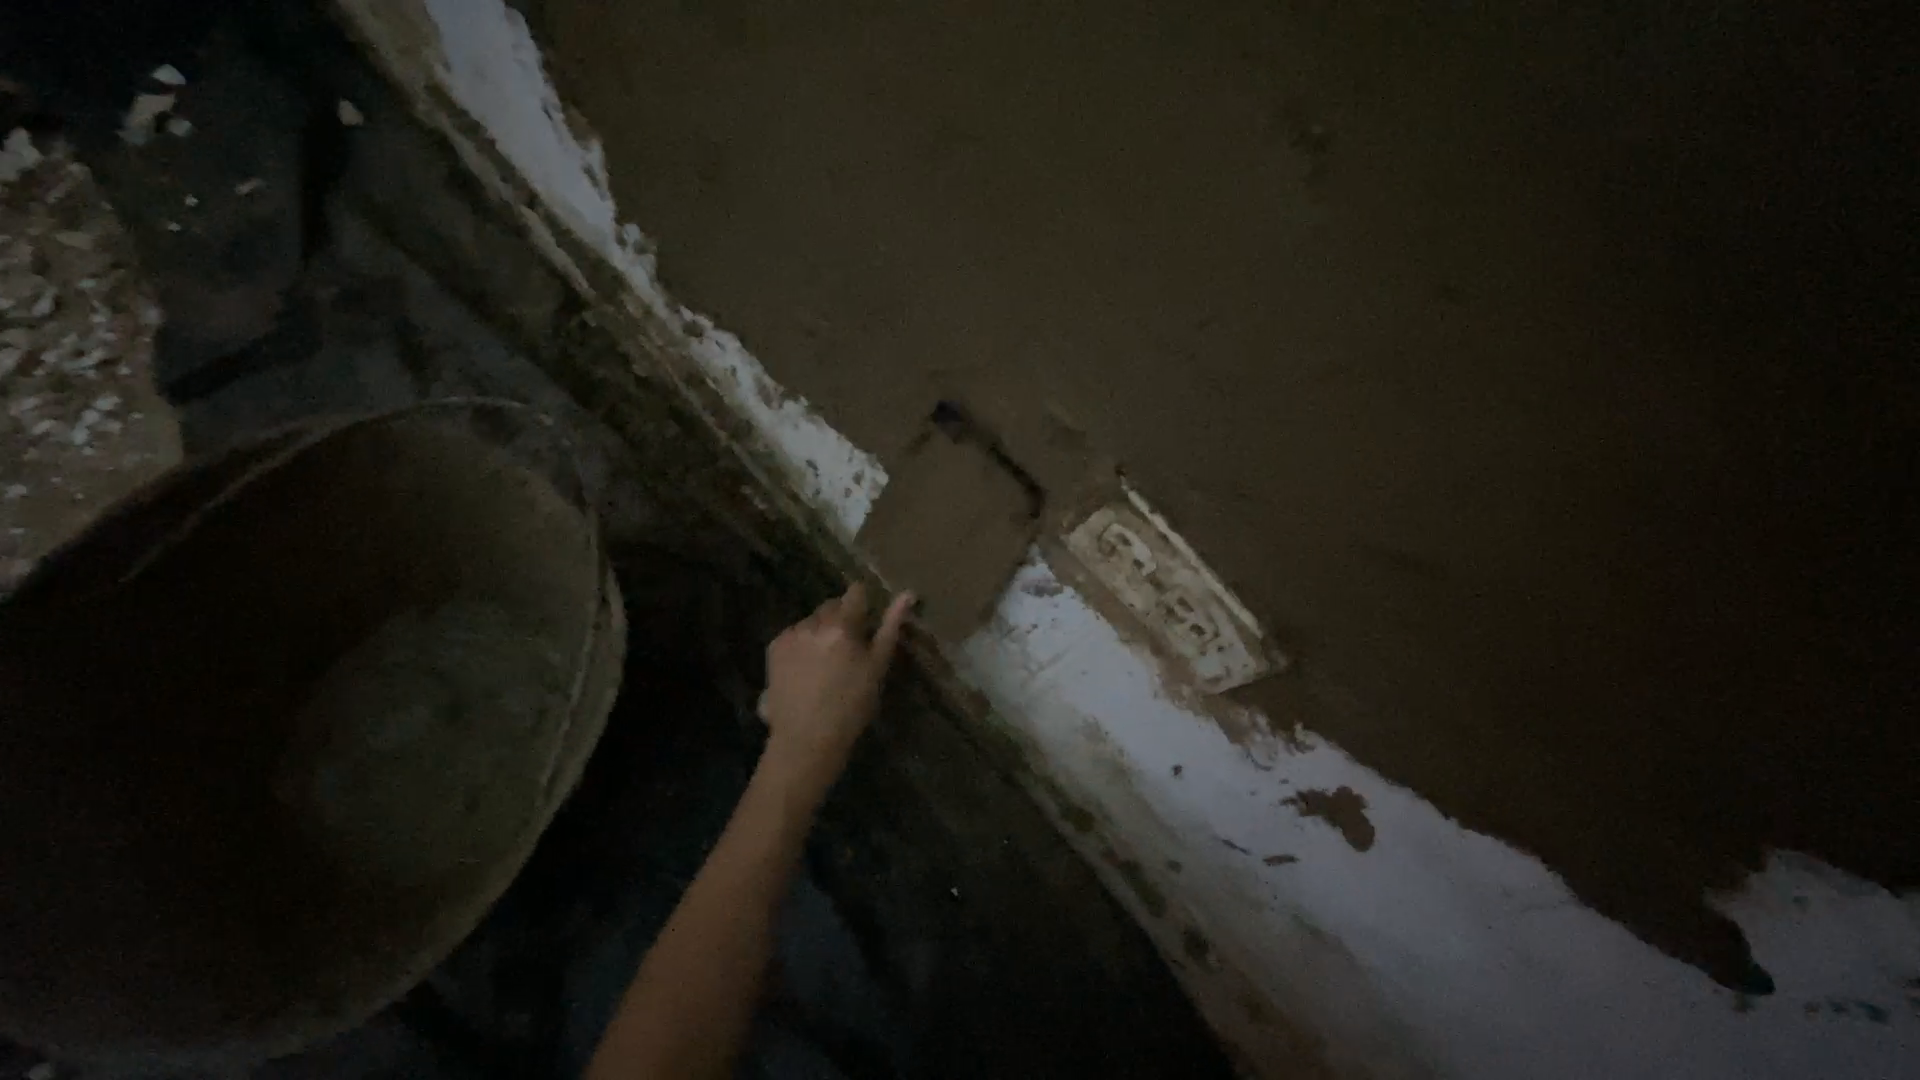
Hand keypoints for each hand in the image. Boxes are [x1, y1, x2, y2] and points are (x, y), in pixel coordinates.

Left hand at [757, 583, 913, 797]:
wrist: (807, 738)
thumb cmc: (852, 706)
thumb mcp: (877, 668)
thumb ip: (890, 627)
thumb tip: (908, 593)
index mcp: (843, 625)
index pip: (855, 593)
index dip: (863, 605)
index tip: (866, 622)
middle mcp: (813, 623)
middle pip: (831, 606)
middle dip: (841, 620)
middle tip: (847, 651)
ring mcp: (791, 634)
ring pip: (811, 621)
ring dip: (820, 632)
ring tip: (824, 664)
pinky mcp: (774, 647)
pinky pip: (794, 635)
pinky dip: (801, 645)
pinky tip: (806, 670)